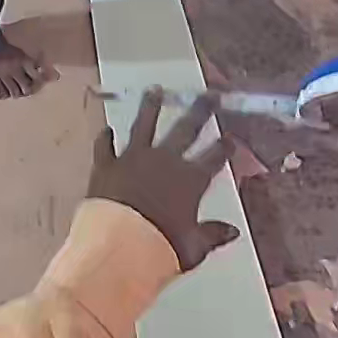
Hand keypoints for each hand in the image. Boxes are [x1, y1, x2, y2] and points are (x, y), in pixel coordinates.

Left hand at [88, 89, 239, 270]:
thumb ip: (212, 235)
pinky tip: (106, 129)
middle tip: (209, 95)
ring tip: (155, 90)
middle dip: (200, 111)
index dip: (224, 147)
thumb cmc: (161, 247)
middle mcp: (164, 161)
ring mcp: (133, 159)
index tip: (231, 136)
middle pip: (186, 130)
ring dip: (151, 107)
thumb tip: (233, 231)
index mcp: (190, 179)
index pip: (213, 158)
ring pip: (144, 126)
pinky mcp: (106, 165)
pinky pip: (105, 147)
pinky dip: (105, 138)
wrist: (118, 244)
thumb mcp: (193, 247)